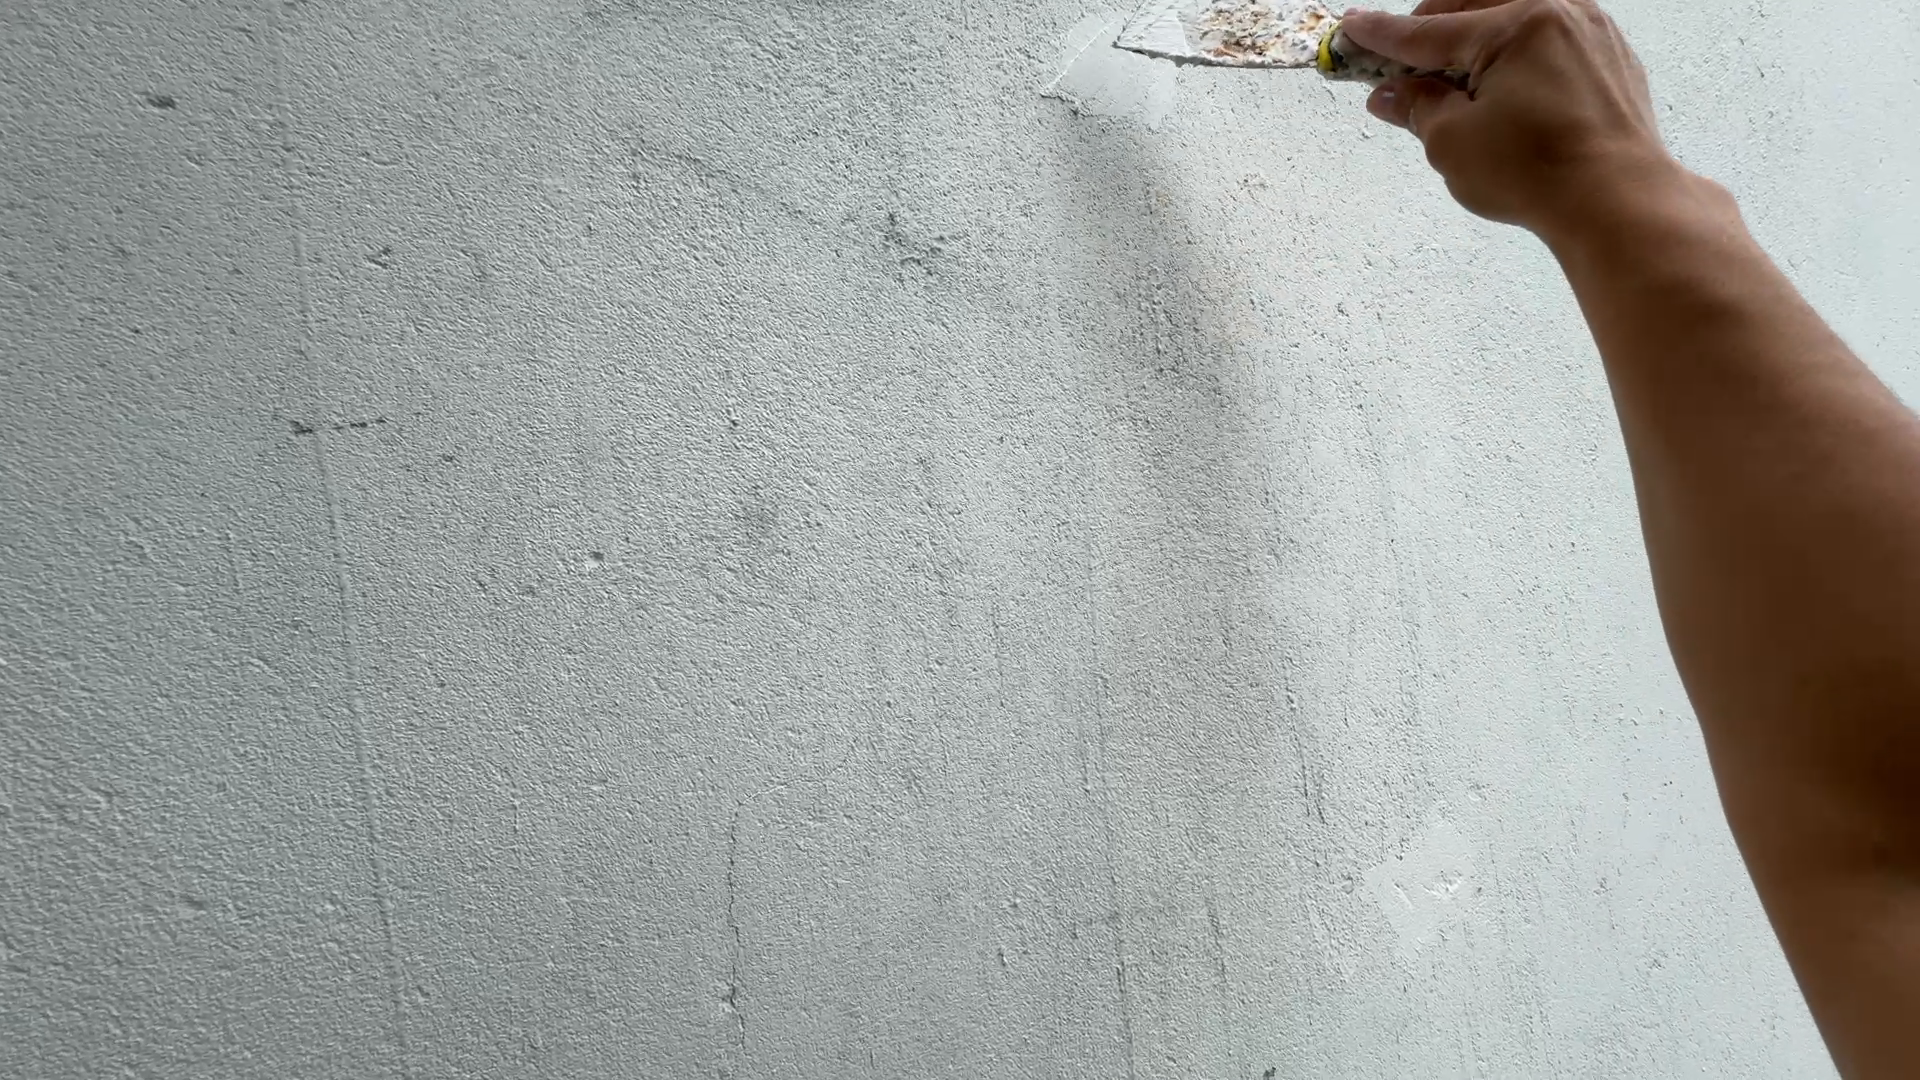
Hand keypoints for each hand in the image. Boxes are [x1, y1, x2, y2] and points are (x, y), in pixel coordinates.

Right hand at [1343, 0, 1683, 243]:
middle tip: (1399, 66)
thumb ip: (1417, 106)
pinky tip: (1494, 91)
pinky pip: (1541, 38)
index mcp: (1516, 25)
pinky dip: (1506, 55)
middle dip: (1429, 31)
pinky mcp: (1604, 54)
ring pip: (1509, 18)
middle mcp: (1557, 10)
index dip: (1382, 34)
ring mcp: (1587, 28)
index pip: (1428, 31)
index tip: (1351, 27)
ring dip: (1469, 43)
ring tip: (1446, 85)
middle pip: (1472, 6)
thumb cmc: (1528, 168)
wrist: (1610, 193)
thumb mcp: (1450, 141)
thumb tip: (1388, 92)